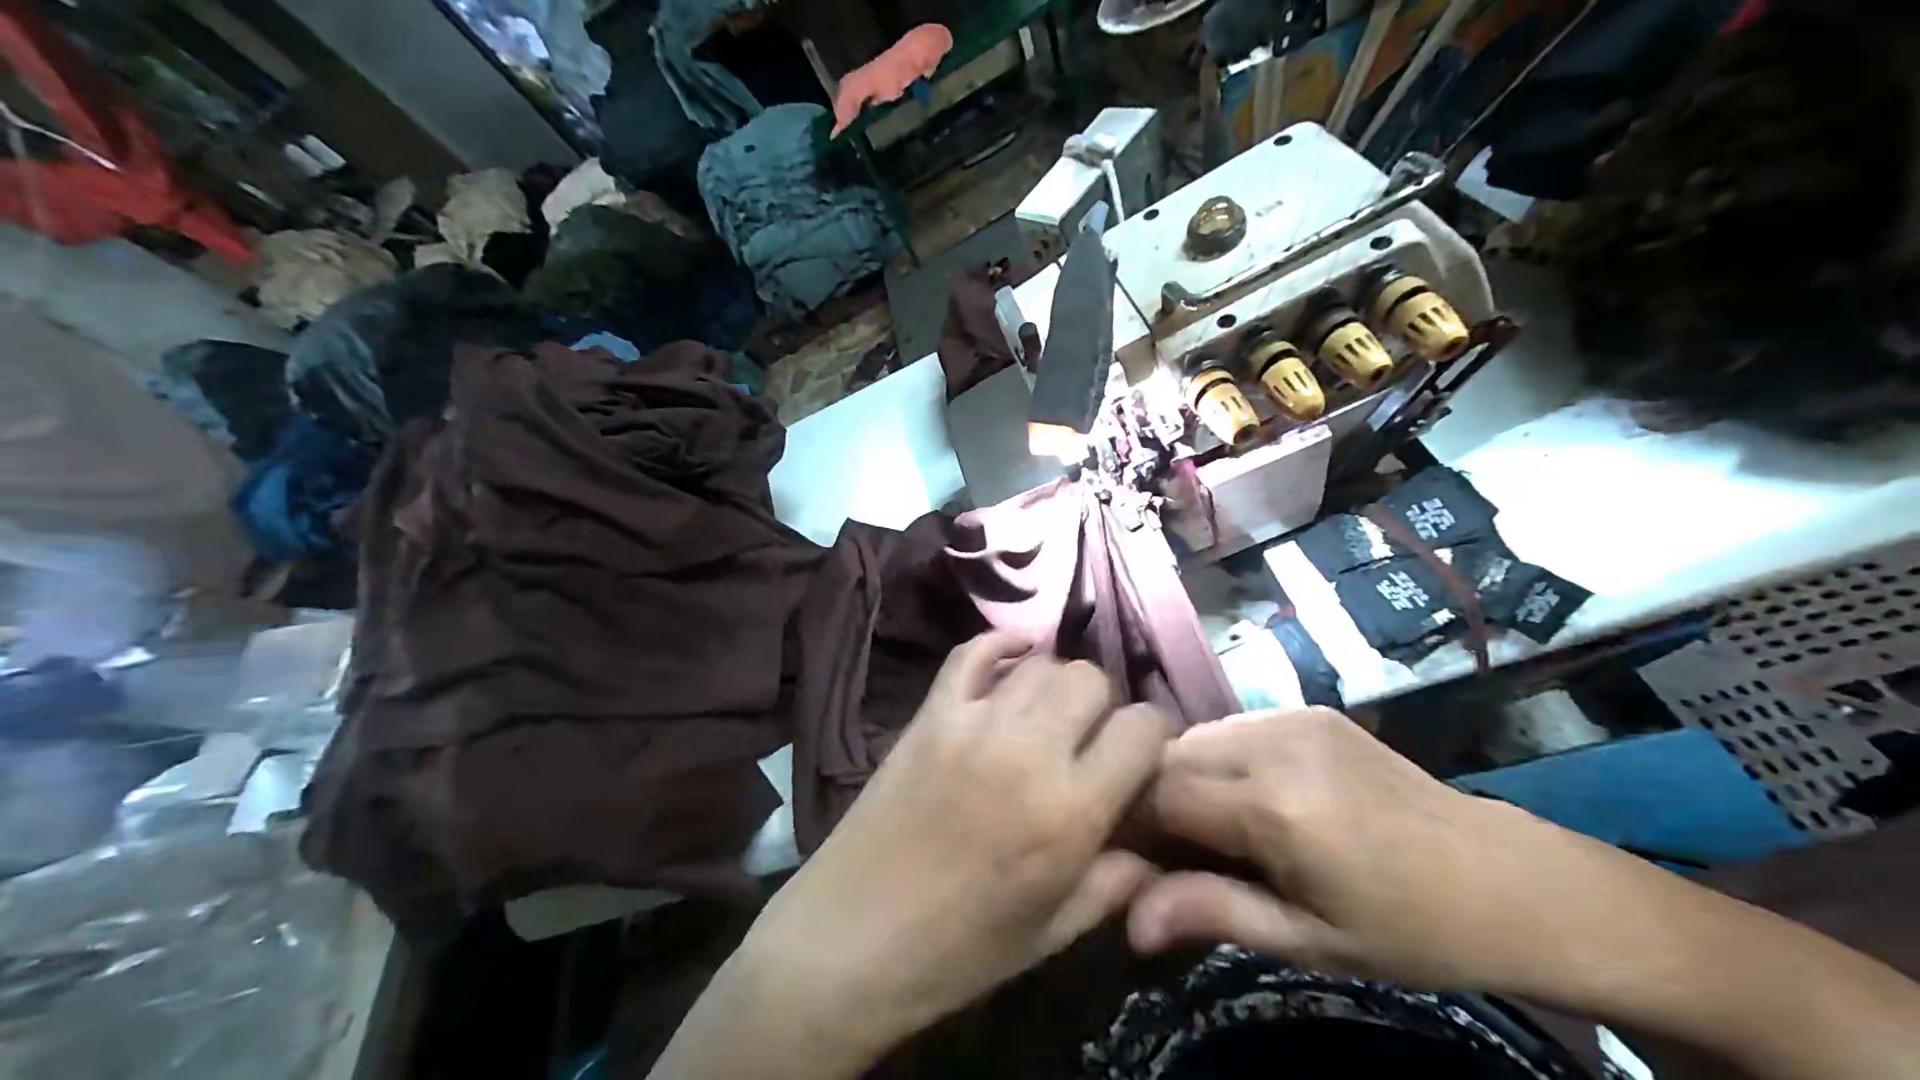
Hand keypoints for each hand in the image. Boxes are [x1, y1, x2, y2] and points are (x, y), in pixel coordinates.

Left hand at [673, 633, 1170, 1075]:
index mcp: (1071, 810)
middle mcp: (1029, 751)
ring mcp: (972, 723)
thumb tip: (1152, 842)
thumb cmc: (959, 952)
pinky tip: (1012, 660)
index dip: (1153, 736)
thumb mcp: (1054, 932)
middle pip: (1091, 680)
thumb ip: (1116, 881)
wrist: (851, 939)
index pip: (1143, 728)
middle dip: (1103, 706)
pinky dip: (999, 647)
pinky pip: (972, 653)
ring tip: (1046, 717)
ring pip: (1040, 663)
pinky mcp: (929, 714)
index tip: (1141, 755)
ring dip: (1055, 685)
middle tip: (1088, 739)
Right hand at [1129, 706, 1620, 991]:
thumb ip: (1213, 913)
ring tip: (1211, 825)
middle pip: (1169, 756)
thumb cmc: (1409, 929)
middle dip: (1155, 799)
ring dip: (1185, 776)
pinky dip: (1219, 759)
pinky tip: (1247, 796)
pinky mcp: (1310, 710)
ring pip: (1196, 736)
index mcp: (1275, 809)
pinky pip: (1233, 728)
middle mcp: (1275, 745)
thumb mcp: (1309, 942)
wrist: (1508, 880)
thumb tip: (1127, 917)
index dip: (1134, 826)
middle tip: (1171, 849)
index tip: (1134, 860)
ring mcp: (1294, 717)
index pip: (1159, 795)